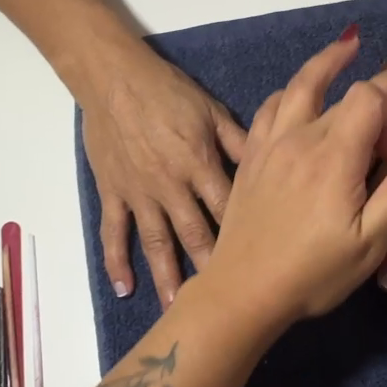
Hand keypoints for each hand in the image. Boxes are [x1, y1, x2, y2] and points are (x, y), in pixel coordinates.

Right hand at [78, 45, 247, 306]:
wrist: (111, 76)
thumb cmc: (168, 91)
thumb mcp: (212, 111)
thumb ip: (241, 142)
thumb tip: (276, 164)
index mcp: (201, 164)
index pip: (230, 207)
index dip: (250, 236)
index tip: (267, 266)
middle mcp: (172, 186)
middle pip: (197, 234)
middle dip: (212, 269)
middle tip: (228, 304)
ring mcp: (140, 193)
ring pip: (157, 242)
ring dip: (167, 276)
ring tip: (178, 309)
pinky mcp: (113, 193)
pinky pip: (113, 232)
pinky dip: (116, 261)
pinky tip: (123, 289)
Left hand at [200, 28, 386, 329]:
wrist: (242, 293)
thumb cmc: (312, 275)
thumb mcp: (368, 243)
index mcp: (334, 157)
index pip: (370, 97)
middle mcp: (299, 139)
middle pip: (340, 90)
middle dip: (376, 87)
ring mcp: (269, 146)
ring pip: (298, 87)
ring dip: (326, 63)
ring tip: (348, 45)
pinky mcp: (250, 160)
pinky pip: (270, 109)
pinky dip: (290, 91)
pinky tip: (296, 95)